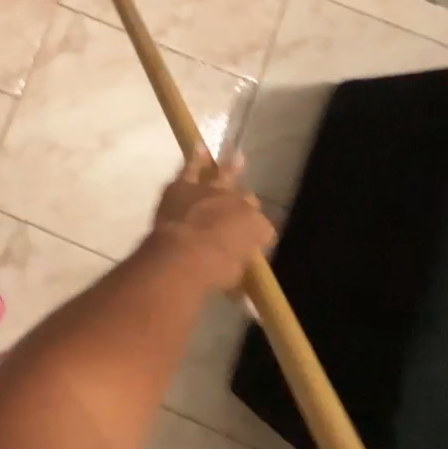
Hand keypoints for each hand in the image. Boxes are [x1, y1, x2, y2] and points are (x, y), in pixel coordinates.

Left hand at [151, 153, 277, 290]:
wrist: (186, 253)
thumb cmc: (215, 272)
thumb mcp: (236, 281)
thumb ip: (239, 280)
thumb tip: (245, 302)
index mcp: (257, 227)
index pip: (262, 227)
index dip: (256, 232)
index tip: (250, 239)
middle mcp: (239, 204)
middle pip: (246, 197)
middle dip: (246, 200)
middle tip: (247, 197)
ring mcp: (211, 190)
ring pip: (223, 174)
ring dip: (229, 166)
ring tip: (234, 154)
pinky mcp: (185, 185)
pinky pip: (192, 166)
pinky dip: (196, 157)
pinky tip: (198, 147)